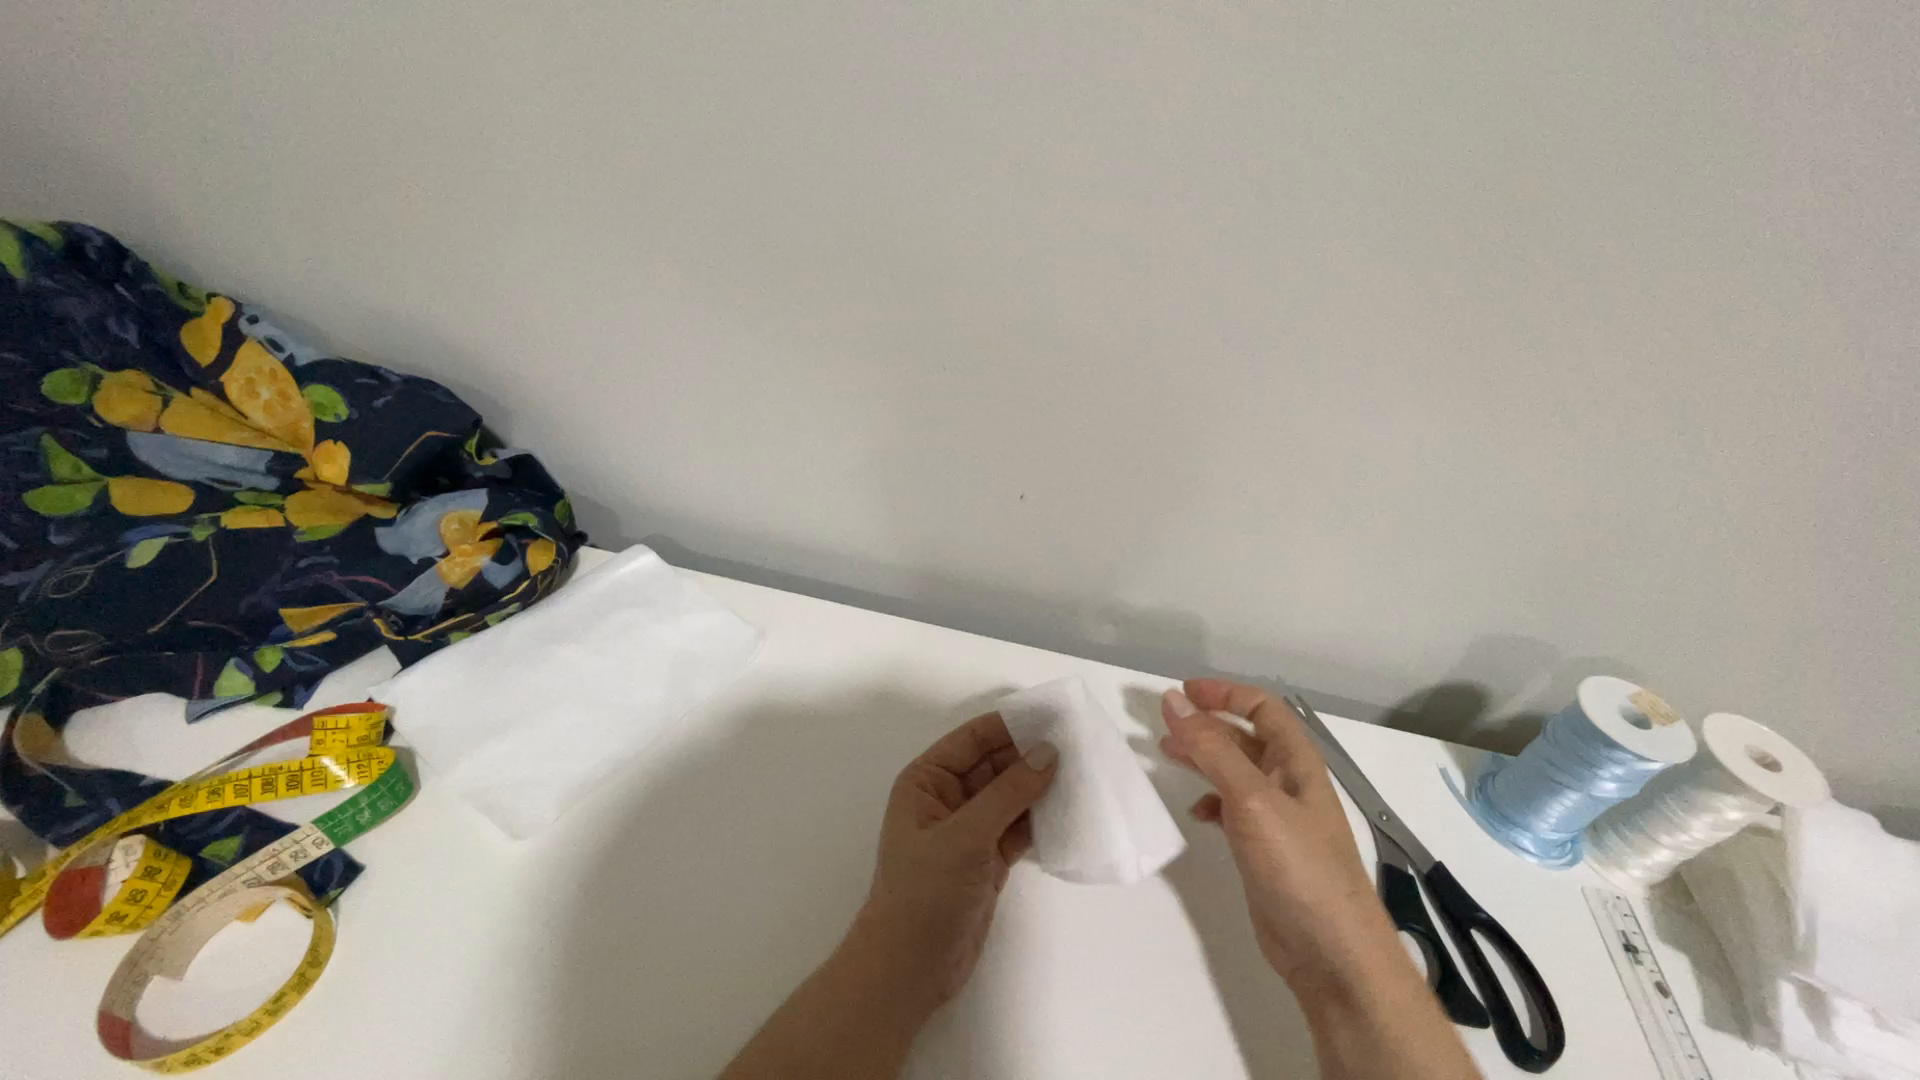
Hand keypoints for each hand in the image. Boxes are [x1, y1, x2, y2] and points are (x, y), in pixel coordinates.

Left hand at [852, 711, 1058, 1011]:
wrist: (910, 968)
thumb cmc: (924, 892)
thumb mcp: (965, 836)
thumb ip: (1008, 793)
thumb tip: (1048, 752)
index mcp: (927, 780)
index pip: (973, 739)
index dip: (1011, 725)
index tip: (1054, 717)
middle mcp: (948, 798)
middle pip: (996, 764)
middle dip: (1032, 755)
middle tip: (1080, 746)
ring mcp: (970, 829)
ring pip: (1012, 795)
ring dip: (1042, 786)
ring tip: (1085, 773)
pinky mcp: (989, 857)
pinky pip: (1019, 826)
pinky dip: (1042, 818)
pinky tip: (1072, 810)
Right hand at [1159, 678, 1405, 995]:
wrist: (1329, 949)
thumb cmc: (1297, 864)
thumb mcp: (1251, 797)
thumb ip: (1211, 747)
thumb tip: (1173, 700)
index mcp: (1296, 761)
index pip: (1262, 708)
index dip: (1224, 693)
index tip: (1182, 692)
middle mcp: (1288, 782)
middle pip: (1244, 737)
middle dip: (1205, 724)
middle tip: (1163, 721)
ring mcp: (1276, 817)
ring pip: (1234, 772)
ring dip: (1202, 758)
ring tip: (1165, 752)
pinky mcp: (1264, 849)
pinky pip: (1232, 809)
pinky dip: (1210, 802)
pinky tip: (1196, 811)